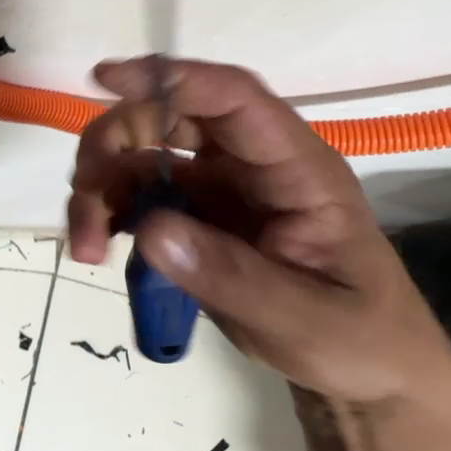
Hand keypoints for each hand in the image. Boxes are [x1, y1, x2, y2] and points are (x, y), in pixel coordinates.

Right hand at [66, 57, 450, 404]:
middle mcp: (248, 166)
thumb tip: (150, 228)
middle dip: (111, 146)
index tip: (104, 79)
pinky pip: (131, 195)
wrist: (365, 371)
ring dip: (97, 191)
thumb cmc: (356, 338)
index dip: (171, 79)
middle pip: (165, 118)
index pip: (233, 101)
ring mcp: (215, 189)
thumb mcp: (304, 319)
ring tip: (87, 250)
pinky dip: (102, 213)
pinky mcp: (189, 215)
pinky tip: (96, 249)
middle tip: (85, 202)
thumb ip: (230, 276)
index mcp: (296, 170)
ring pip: (135, 158)